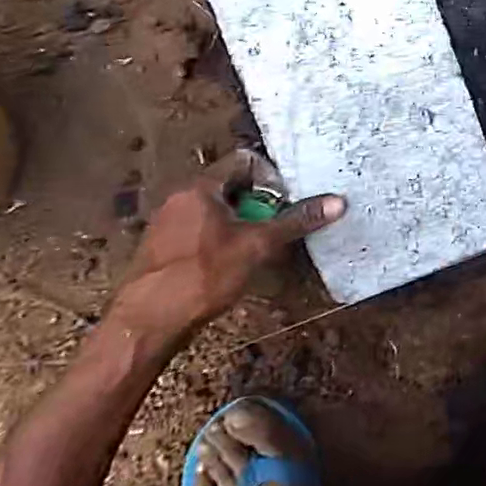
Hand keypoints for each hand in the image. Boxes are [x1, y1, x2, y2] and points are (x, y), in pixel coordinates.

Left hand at [109, 153, 345, 339]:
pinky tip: (233, 266)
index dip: (271, 178)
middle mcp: (180, 198)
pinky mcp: (164, 248)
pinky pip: (204, 231)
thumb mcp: (258, 245)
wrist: (148, 323)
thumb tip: (338, 202)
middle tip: (277, 228)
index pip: (244, 162)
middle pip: (233, 187)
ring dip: (244, 224)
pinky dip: (225, 239)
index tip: (284, 204)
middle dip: (260, 205)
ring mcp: (169, 224)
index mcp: (200, 188)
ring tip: (260, 249)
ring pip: (219, 211)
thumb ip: (296, 221)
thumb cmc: (203, 275)